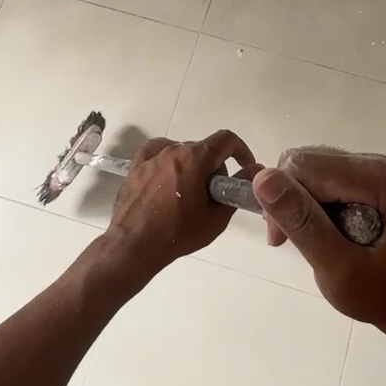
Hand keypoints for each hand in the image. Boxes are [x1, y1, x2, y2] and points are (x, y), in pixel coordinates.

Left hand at [105, 130, 258, 274]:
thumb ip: (235, 192)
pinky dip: (168, 161)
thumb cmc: (177, 233)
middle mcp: (173, 149)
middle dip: (214, 168)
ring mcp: (151, 156)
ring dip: (192, 167)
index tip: (244, 168)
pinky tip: (168, 177)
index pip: (226, 140)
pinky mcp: (135, 166)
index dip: (241, 151)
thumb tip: (251, 173)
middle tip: (213, 195)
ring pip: (181, 152)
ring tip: (188, 195)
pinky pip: (157, 153)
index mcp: (194, 158)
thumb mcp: (216, 219)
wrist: (134, 245)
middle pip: (203, 149)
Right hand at [252, 148, 385, 344]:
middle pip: (303, 162)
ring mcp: (369, 170)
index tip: (281, 241)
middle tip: (289, 242)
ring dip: (295, 203)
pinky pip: (319, 178)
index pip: (302, 166)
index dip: (282, 200)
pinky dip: (308, 204)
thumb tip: (262, 179)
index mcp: (375, 178)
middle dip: (287, 200)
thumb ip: (303, 223)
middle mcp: (373, 164)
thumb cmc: (383, 295)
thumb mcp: (338, 269)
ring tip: (306, 240)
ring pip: (307, 168)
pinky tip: (317, 232)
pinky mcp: (363, 180)